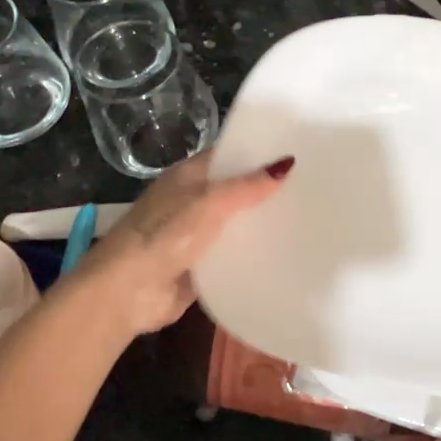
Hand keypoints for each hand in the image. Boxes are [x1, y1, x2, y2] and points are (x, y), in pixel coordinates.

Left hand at [70, 150, 293, 335]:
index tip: (297, 149)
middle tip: (313, 186)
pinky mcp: (201, 269)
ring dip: (261, 226)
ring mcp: (195, 236)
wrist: (127, 291)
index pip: (228, 156)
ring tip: (309, 218)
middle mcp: (191, 202)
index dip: (258, 152)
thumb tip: (287, 163)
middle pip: (235, 191)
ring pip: (236, 226)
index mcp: (188, 177)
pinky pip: (232, 258)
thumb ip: (247, 186)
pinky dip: (252, 257)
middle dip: (266, 191)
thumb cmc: (164, 234)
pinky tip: (285, 254)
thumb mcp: (209, 202)